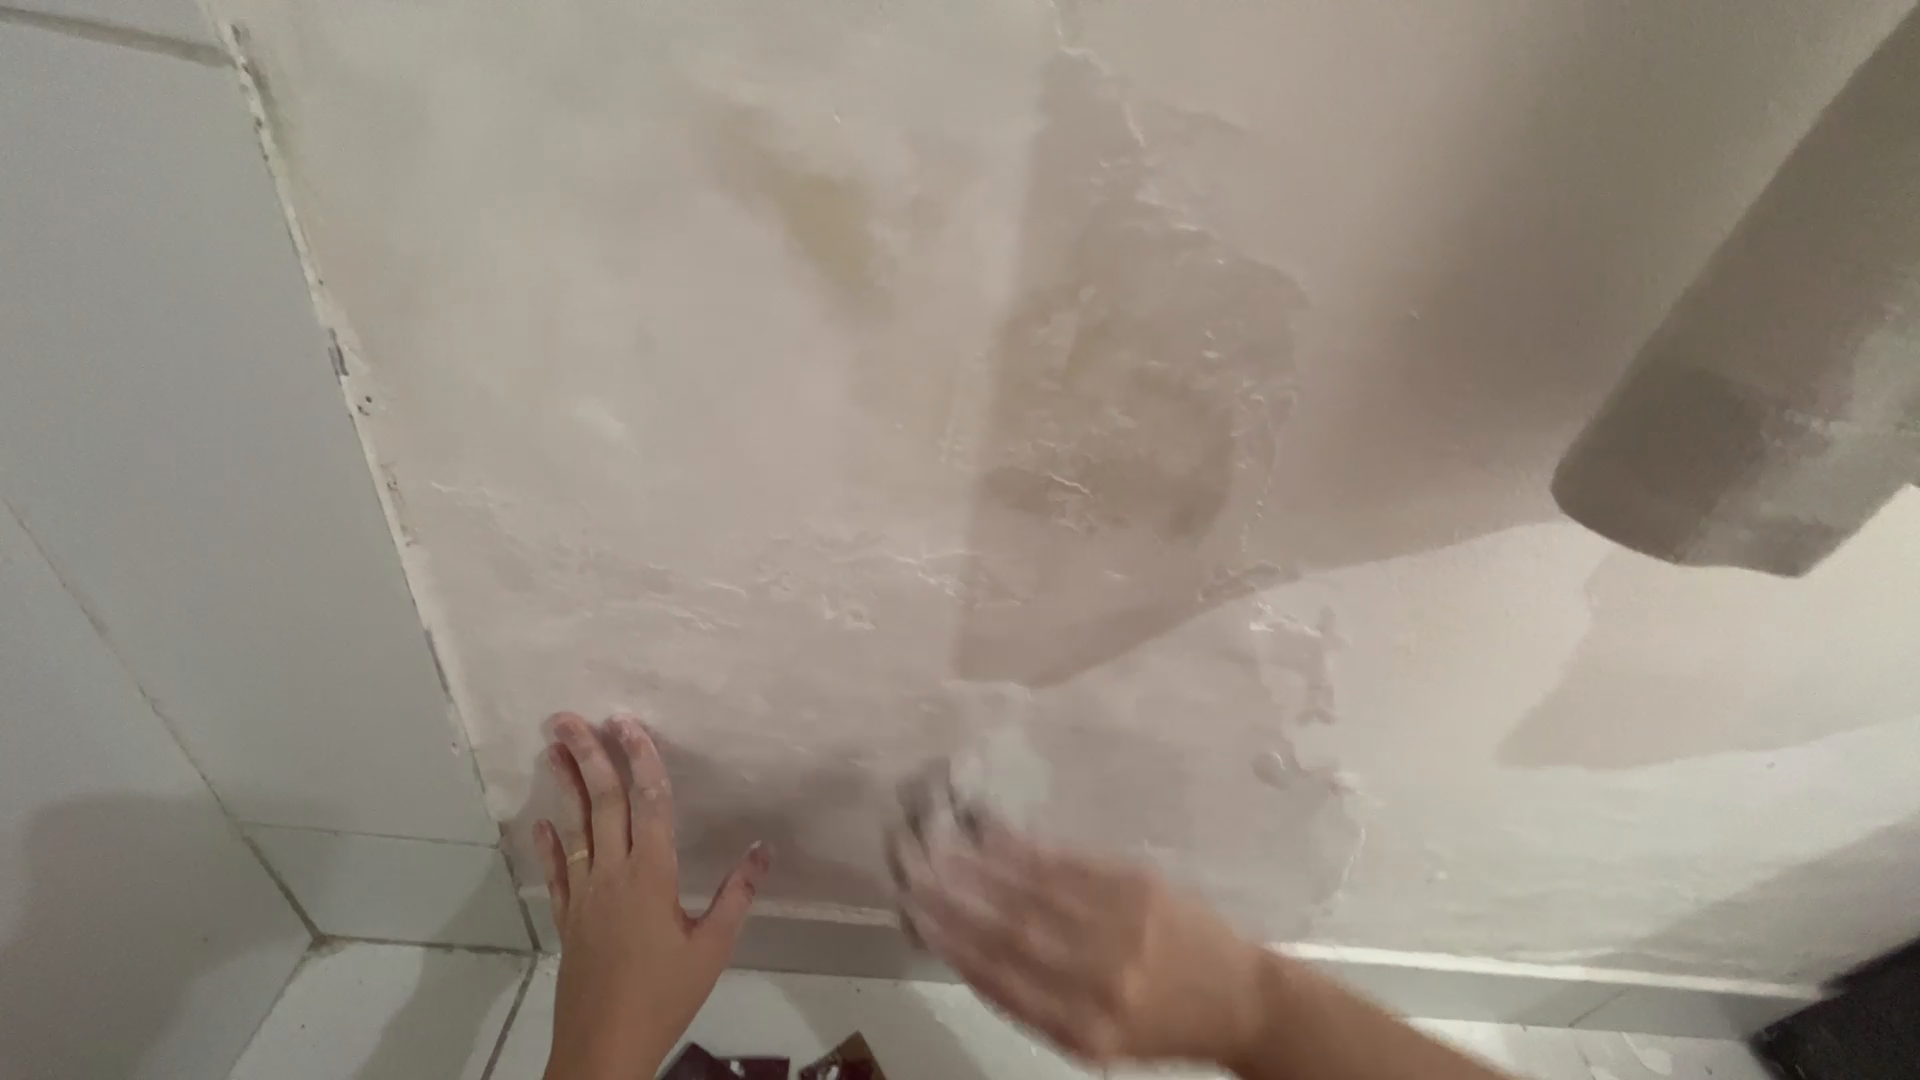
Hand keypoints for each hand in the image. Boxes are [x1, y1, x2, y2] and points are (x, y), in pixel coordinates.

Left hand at [536, 712, 770, 1079]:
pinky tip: (541, 822)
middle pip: (601, 803)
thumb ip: (737, 893)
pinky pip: (559, 871)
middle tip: (569, 718)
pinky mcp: (569, 918)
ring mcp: (585, 895)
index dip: (640, 758)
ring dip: (565, 787)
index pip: (649, 801)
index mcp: (652, 874)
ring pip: (575, 828)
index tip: (627, 723)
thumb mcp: (713, 945)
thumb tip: (763, 847)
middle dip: (588, 757)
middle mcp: (614, 873)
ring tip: (552, 750)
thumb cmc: (665, 995)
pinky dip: (550, 844)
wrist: (602, 1049)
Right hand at [891, 820, 1265, 1066]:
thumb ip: (1034, 998)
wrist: (1240, 998)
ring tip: (940, 844)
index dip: (951, 942)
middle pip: (1010, 931)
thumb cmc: (1158, 1024)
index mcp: (1083, 1030)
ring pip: (1035, 892)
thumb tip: (971, 945)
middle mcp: (1100, 981)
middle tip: (912, 866)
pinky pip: (1070, 865)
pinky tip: (994, 834)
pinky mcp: (1139, 886)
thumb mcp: (1096, 1038)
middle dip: (954, 897)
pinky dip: (1025, 849)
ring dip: (980, 866)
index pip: (1001, 980)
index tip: (913, 912)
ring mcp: (1122, 927)